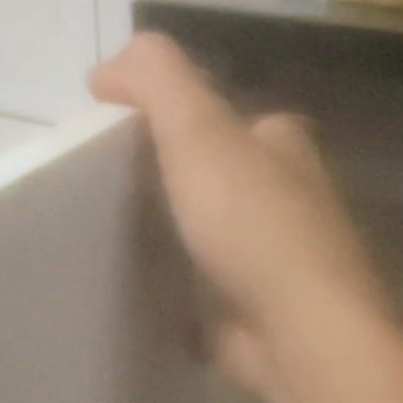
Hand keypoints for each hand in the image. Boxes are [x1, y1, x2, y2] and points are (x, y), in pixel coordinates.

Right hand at [89, 34, 385, 394]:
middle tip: (108, 196)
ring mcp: (275, 268)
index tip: (119, 137)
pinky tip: (145, 305)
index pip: (229, 119)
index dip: (176, 120)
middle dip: (173, 188)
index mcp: (282, 149)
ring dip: (177, 246)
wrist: (295, 333)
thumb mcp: (197, 129)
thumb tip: (108, 69)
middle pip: (221, 184)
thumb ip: (155, 80)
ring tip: (115, 246)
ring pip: (215, 244)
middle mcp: (288, 204)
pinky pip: (207, 303)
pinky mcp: (256, 321)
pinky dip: (181, 303)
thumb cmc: (252, 225)